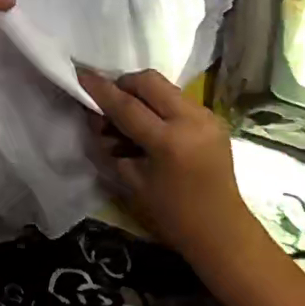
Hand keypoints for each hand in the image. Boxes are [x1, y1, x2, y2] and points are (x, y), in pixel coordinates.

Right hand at [77, 68, 252, 263]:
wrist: (221, 230)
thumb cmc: (173, 215)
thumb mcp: (133, 182)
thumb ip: (111, 147)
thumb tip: (98, 119)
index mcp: (169, 141)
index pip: (127, 106)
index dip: (101, 90)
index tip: (82, 75)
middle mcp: (191, 119)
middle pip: (150, 81)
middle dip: (126, 85)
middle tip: (111, 102)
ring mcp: (207, 116)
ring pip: (167, 88)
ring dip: (145, 95)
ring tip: (132, 119)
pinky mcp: (215, 118)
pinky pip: (181, 101)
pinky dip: (162, 106)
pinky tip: (155, 127)